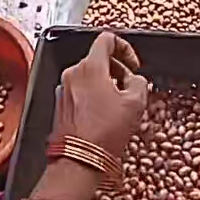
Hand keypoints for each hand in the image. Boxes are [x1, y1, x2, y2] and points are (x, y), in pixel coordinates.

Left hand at [54, 32, 149, 160]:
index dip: (125, 48)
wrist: (79, 160)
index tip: (133, 65)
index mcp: (90, 66)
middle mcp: (72, 73)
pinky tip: (103, 115)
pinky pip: (80, 91)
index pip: (107, 39)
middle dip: (118, 70)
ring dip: (106, 85)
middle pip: (98, 59)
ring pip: (89, 76)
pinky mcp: (60, 105)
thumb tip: (135, 80)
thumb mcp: (135, 103)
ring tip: (118, 105)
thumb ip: (139, 82)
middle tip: (130, 89)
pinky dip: (93, 96)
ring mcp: (63, 89)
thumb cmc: (105, 132)